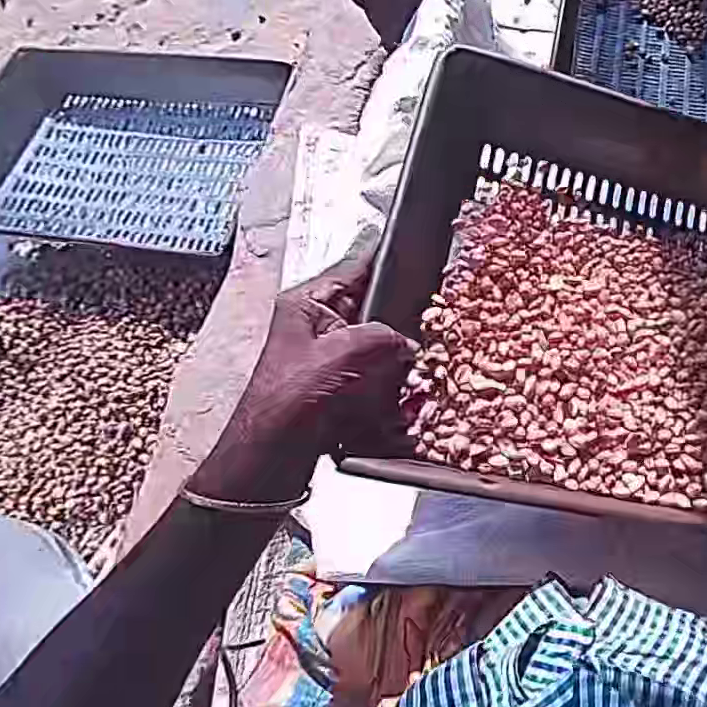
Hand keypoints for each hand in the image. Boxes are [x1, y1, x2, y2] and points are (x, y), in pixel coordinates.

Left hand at [188, 251, 415, 503]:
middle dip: (402, 314)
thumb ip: (381, 335)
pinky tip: (411, 379)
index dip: (388, 261)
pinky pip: (380, 368)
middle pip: (374, 306)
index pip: (355, 269)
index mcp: (308, 304)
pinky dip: (395, 374)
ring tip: (426, 350)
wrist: (272, 455)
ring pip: (381, 339)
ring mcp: (333, 353)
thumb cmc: (290, 399)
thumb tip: (410, 343)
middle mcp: (321, 323)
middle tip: (434, 314)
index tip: (421, 252)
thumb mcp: (338, 353)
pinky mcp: (344, 380)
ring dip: (401, 349)